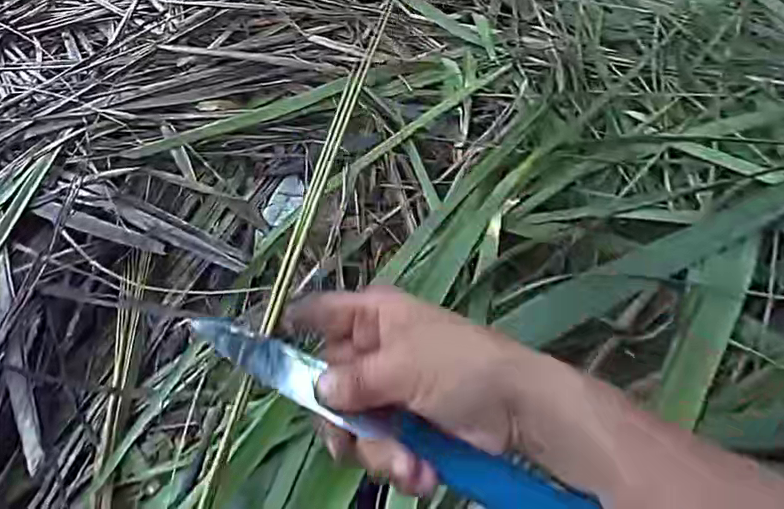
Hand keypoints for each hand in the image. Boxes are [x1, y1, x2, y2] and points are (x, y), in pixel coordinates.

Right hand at [286, 285, 545, 496]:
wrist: (516, 407)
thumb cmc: (460, 364)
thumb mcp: (406, 365)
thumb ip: (358, 379)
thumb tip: (318, 390)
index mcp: (373, 315)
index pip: (321, 312)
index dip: (293, 327)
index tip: (267, 354)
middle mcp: (373, 348)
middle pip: (328, 384)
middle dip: (347, 423)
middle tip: (358, 442)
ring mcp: (387, 388)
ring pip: (352, 426)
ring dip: (379, 453)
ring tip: (412, 463)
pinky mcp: (404, 424)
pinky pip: (379, 449)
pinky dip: (399, 465)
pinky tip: (424, 472)